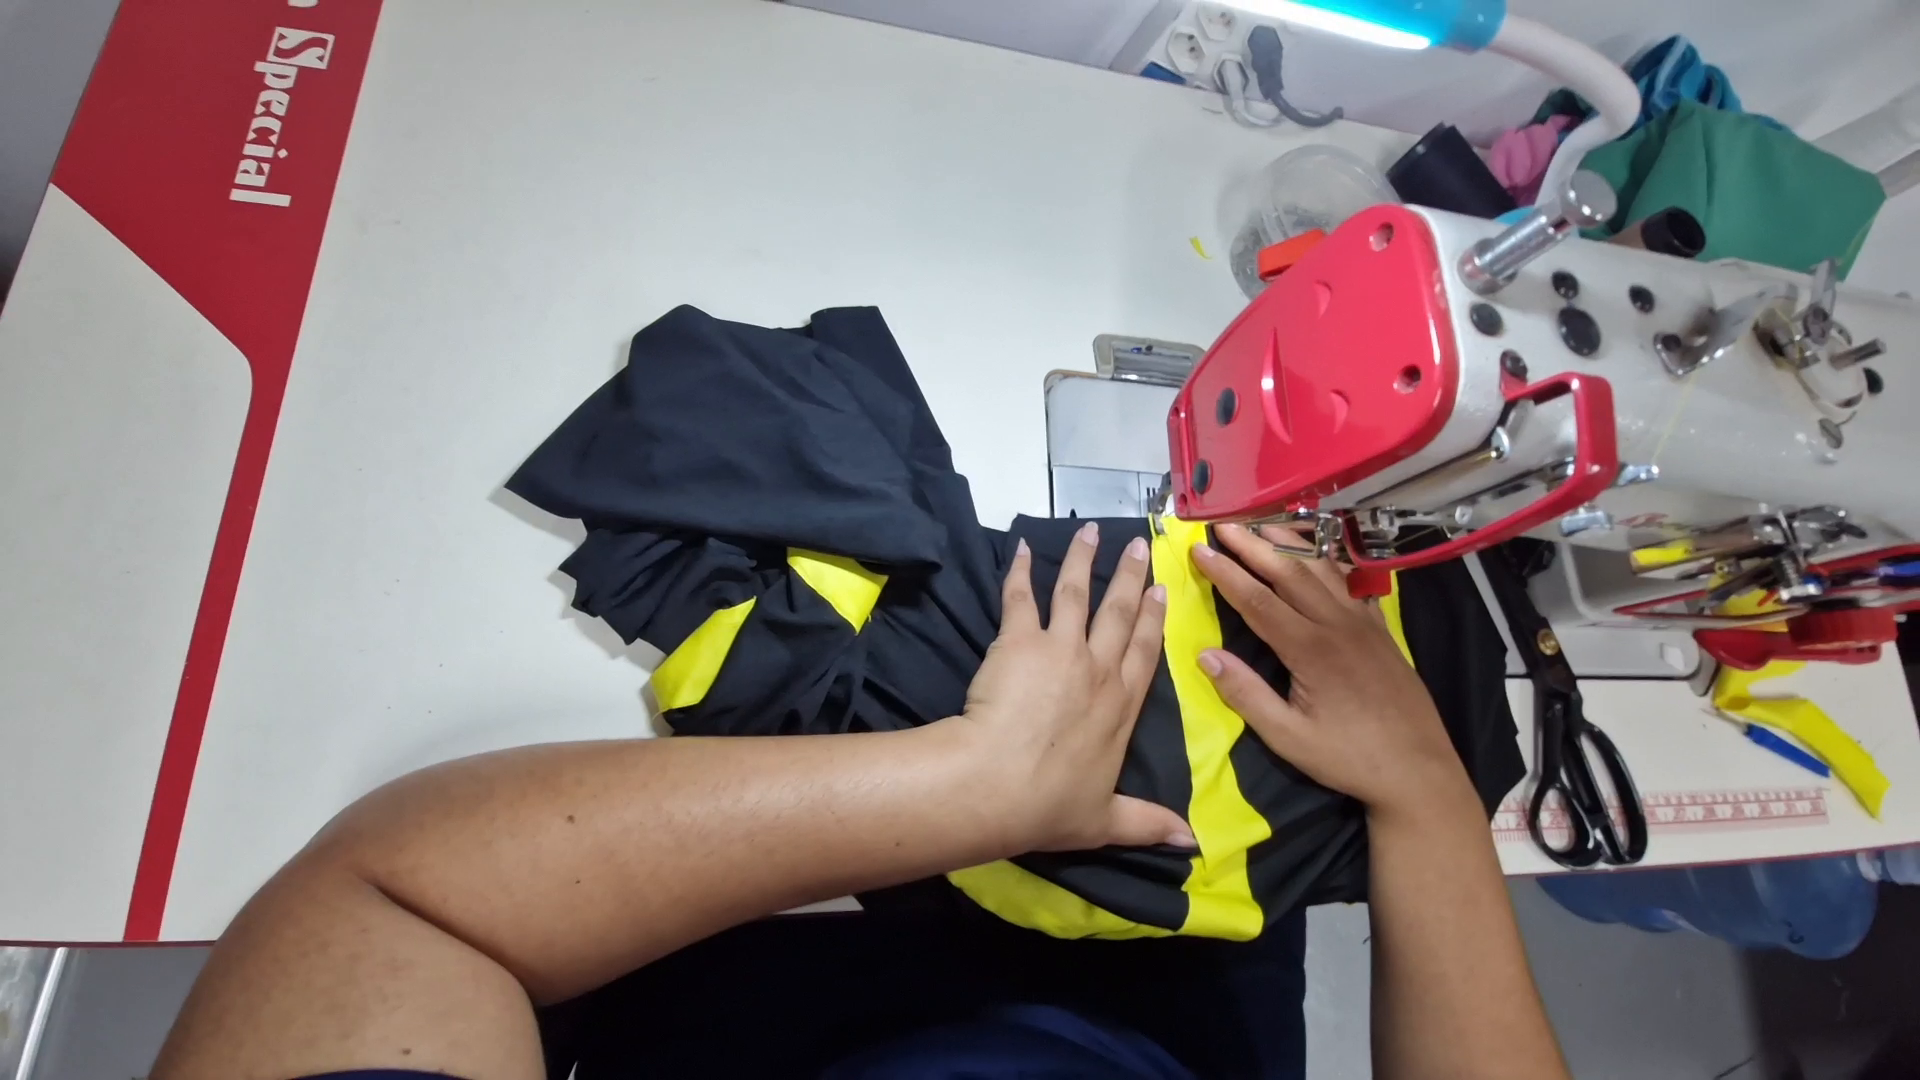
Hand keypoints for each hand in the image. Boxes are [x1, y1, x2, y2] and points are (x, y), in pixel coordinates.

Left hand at [952, 522, 1193, 853]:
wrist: (999, 784)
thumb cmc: (1052, 804)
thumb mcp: (1107, 821)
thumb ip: (1148, 823)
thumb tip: (1193, 844)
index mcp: (1122, 705)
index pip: (1144, 652)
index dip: (1153, 619)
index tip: (1160, 590)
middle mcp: (1098, 668)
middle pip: (1119, 612)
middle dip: (1129, 575)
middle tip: (1139, 545)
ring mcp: (1061, 648)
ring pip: (1077, 592)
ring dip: (1083, 558)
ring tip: (1090, 530)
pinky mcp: (1020, 639)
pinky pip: (1021, 596)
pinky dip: (1020, 570)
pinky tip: (1022, 548)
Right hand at [1190, 523, 1474, 819]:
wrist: (1420, 773)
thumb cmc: (1348, 758)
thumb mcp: (1288, 738)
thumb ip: (1246, 695)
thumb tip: (1205, 655)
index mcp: (1310, 651)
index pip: (1258, 601)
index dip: (1226, 573)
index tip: (1199, 551)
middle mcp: (1337, 626)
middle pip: (1288, 573)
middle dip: (1252, 545)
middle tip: (1222, 524)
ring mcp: (1363, 623)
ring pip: (1321, 570)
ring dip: (1288, 542)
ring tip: (1260, 521)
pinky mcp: (1379, 629)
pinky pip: (1350, 582)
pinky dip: (1327, 559)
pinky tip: (1315, 550)